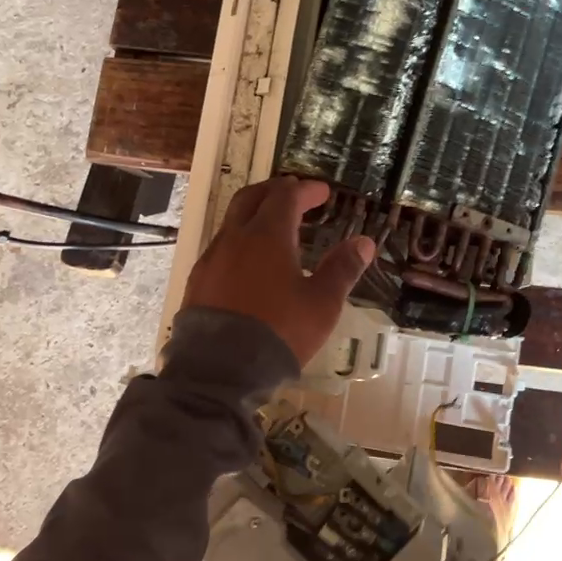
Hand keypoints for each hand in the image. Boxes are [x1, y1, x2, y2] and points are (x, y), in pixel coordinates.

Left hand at [182, 176, 375, 365]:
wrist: (219, 370)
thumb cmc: (280, 331)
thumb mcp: (322, 304)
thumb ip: (342, 269)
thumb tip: (364, 242)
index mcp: (267, 235)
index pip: (286, 197)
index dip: (306, 191)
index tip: (323, 193)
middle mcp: (235, 238)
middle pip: (251, 198)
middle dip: (274, 191)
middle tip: (294, 193)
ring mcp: (211, 259)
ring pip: (232, 223)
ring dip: (254, 215)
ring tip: (273, 228)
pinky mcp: (197, 282)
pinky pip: (220, 248)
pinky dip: (239, 241)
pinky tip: (249, 262)